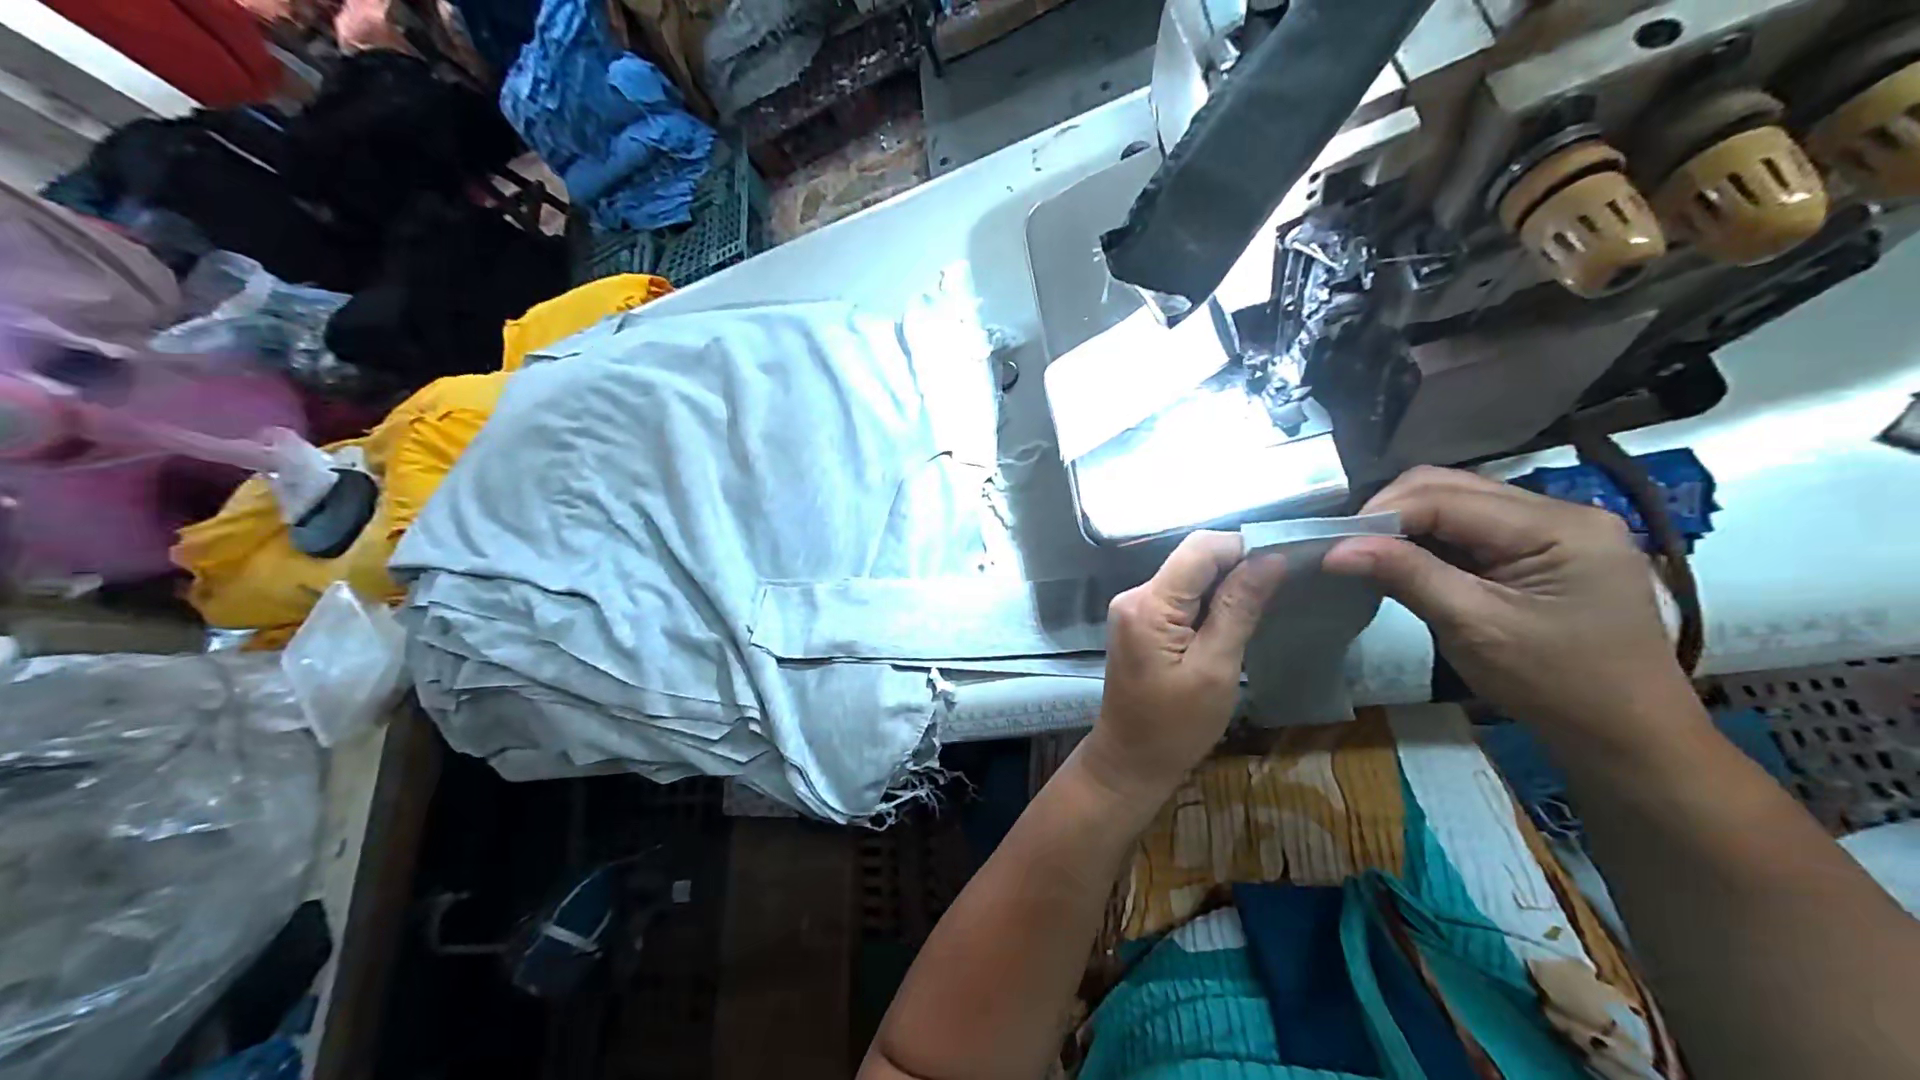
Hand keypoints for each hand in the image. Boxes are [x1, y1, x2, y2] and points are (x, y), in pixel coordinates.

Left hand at [1081, 531, 1287, 800]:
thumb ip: (1239, 609)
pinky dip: (1210, 600)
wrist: (1131, 760)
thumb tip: (1271, 559)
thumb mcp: (1216, 668)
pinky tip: (1237, 615)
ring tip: (1268, 598)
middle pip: (1193, 558)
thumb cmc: (1175, 726)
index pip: (1200, 549)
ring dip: (1227, 583)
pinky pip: (1180, 596)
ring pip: (1189, 576)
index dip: (1244, 546)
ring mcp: (1134, 608)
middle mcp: (1135, 595)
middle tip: (1285, 581)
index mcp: (1148, 605)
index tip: (1287, 560)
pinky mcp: (1140, 621)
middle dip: (1239, 564)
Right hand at [1322, 466, 1690, 736]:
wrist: (1628, 737)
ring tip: (1371, 555)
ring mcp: (1558, 529)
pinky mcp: (1546, 550)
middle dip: (1392, 511)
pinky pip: (1474, 527)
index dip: (1383, 513)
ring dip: (1409, 524)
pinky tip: (1408, 562)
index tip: (1334, 544)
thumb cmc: (1556, 685)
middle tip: (1350, 548)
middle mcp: (1562, 512)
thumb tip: (1335, 549)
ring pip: (1460, 502)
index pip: (1447, 497)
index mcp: (1559, 526)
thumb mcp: (1474, 627)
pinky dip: (1433, 539)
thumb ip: (1407, 575)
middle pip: (1453, 487)